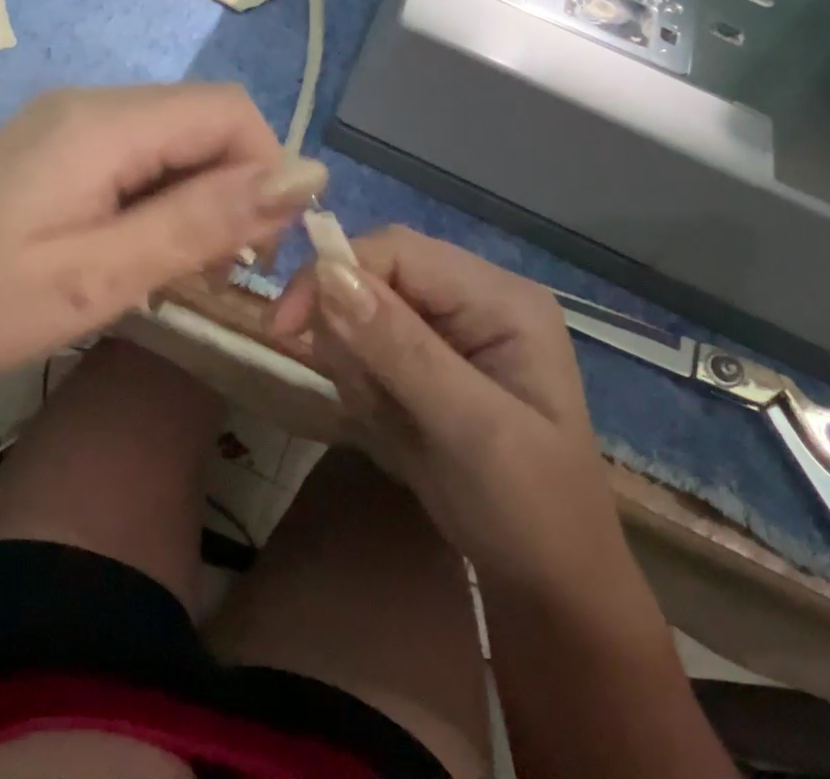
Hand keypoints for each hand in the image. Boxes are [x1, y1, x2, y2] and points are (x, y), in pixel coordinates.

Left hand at [0, 84, 327, 386]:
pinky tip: (129, 256)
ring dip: (195, 203)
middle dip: (232, 192)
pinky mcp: (49, 152)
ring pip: (171, 144)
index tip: (254, 254)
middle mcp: (88, 104)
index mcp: (102, 123)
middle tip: (208, 275)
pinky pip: (132, 161)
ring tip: (167, 275)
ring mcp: (63, 125)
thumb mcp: (97, 276)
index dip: (267, 173)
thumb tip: (303, 177)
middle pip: (203, 123)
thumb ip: (198, 222)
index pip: (230, 111)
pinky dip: (155, 204)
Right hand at [272, 227, 612, 572]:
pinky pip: (362, 353)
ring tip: (387, 418)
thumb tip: (328, 275)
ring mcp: (447, 337)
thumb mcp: (470, 428)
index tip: (284, 329)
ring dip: (352, 366)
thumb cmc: (528, 506)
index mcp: (501, 299)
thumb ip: (401, 349)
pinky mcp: (422, 369)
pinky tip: (388, 423)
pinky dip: (358, 386)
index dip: (333, 276)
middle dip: (346, 331)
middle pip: (373, 278)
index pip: (397, 251)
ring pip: (358, 316)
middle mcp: (473, 303)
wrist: (546, 579)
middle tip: (361, 395)